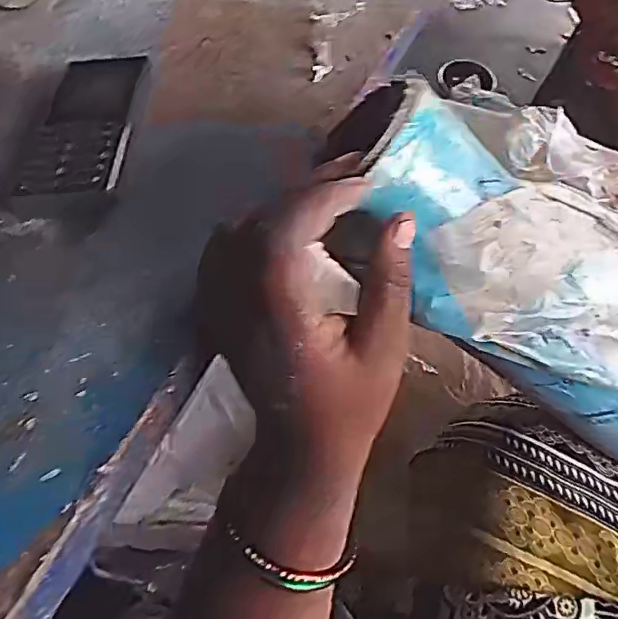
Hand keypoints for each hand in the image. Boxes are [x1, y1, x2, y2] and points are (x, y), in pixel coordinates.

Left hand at [196, 156, 414, 474]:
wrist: (298, 447)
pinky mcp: (217, 302)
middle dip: (311, 187)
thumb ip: (389, 282)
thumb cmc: (350, 405)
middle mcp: (240, 297)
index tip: (366, 181)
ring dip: (287, 199)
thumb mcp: (385, 349)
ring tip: (333, 189)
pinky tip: (292, 218)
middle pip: (264, 218)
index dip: (325, 195)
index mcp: (281, 310)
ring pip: (243, 223)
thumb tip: (399, 221)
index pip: (287, 230)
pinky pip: (228, 242)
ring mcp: (221, 299)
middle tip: (356, 171)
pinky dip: (262, 218)